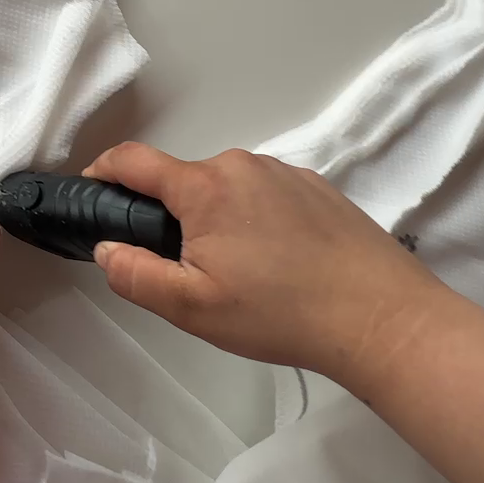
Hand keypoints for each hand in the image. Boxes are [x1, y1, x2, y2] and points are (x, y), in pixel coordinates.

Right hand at [85, 143, 448, 380]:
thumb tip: (105, 248)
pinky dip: (254, 215)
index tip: (93, 191)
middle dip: (169, 211)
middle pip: (181, 178)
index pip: (132, 159)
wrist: (389, 323)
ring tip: (241, 268)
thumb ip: (135, 274)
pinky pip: (263, 191)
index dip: (103, 170)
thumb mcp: (193, 308)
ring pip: (223, 185)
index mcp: (203, 187)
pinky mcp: (317, 186)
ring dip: (214, 214)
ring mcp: (283, 172)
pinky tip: (280, 259)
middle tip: (186, 263)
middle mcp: (238, 164)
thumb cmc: (282, 314)